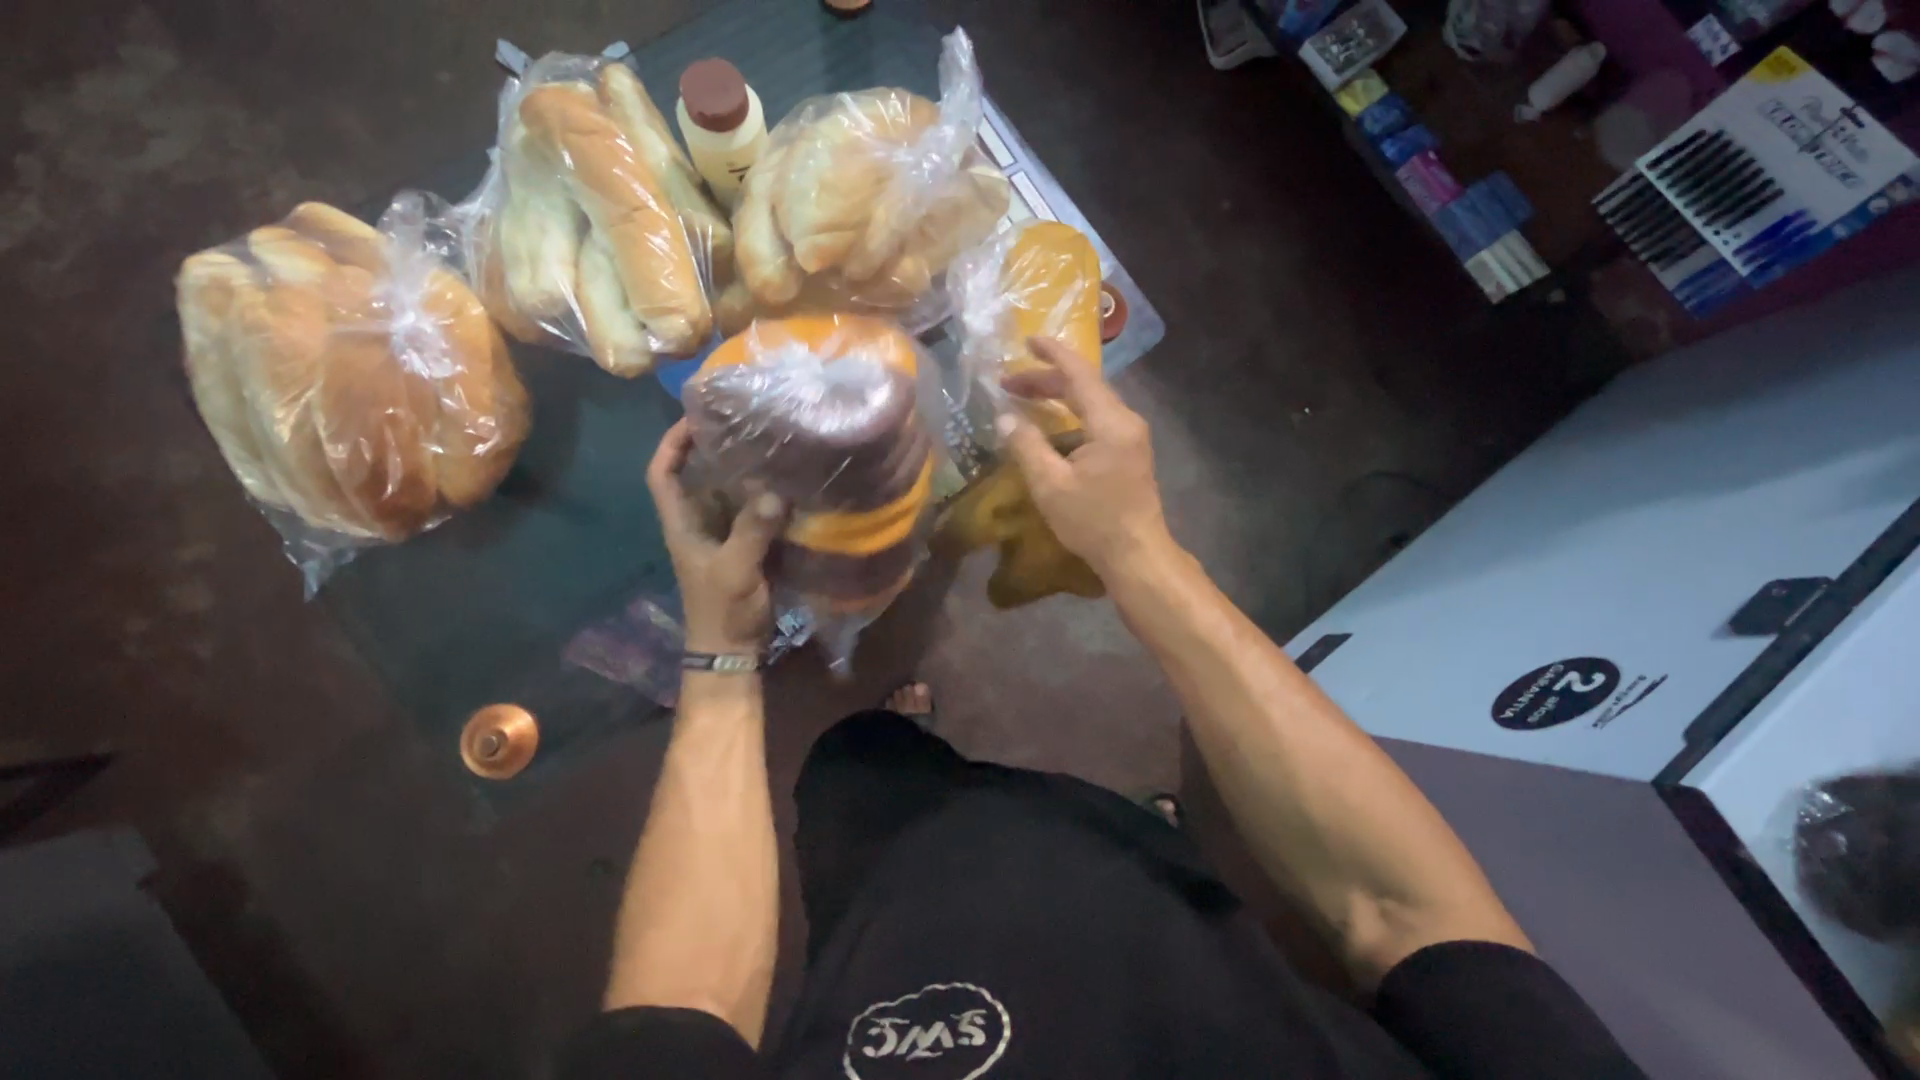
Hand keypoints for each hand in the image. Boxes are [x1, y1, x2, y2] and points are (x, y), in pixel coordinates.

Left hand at [646, 420, 786, 654]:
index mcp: (682, 524)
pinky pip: (754, 513)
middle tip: (747, 422)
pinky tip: (791, 483)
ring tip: (773, 444)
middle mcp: (700, 524)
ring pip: (729, 493)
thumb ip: (752, 531)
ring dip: (746, 471)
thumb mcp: (735, 570)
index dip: (671, 444)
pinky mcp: (748, 548)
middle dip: (717, 448)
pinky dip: (768, 497)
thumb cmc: (722, 612)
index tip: (695, 417)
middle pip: (698, 476)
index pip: (662, 474)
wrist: (733, 652)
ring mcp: (724, 536)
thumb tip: (773, 491)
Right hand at [996, 336, 1174, 577]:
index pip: (1079, 374)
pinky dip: (1070, 414)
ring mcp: (1131, 437)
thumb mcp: (1050, 485)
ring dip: (1058, 397)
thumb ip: (1026, 446)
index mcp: (1110, 422)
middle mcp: (1126, 421)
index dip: (1052, 354)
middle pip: (1084, 386)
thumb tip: (1004, 417)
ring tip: (1024, 398)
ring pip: (1091, 403)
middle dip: (1046, 379)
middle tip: (1008, 382)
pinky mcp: (1129, 453)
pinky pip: (1097, 419)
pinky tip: (1050, 425)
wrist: (1137, 554)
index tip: (1027, 341)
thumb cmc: (1093, 521)